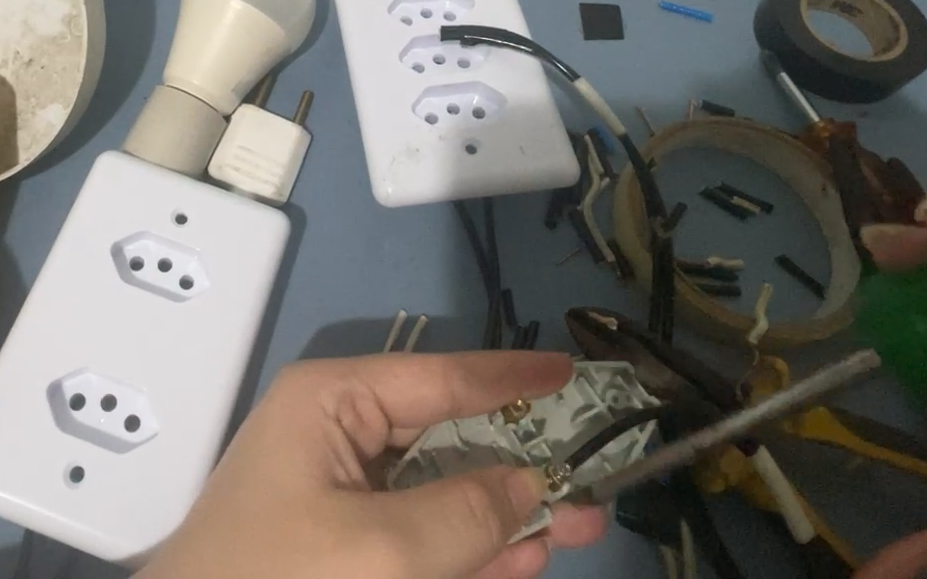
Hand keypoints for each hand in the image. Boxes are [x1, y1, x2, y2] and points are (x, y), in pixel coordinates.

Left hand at [137, 352, 607, 578]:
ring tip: (580, 524)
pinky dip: (467, 544)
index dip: (507, 375)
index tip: (568, 370)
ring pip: (439, 486)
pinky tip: (523, 556)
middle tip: (592, 478)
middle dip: (517, 458)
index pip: (439, 376)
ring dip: (503, 510)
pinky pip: (418, 529)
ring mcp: (338, 485)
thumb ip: (463, 514)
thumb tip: (527, 483)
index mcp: (334, 400)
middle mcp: (338, 428)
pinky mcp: (341, 535)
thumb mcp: (381, 551)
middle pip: (445, 432)